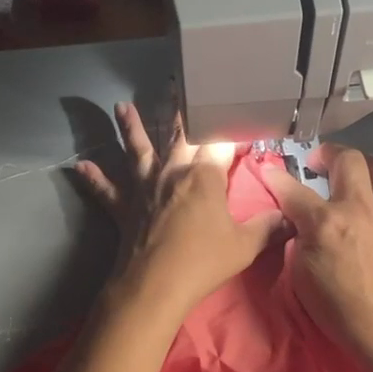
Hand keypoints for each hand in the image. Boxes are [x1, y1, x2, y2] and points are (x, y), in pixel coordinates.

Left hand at [74, 102, 283, 317]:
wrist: (154, 286)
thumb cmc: (202, 262)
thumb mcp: (245, 246)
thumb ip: (269, 228)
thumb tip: (292, 219)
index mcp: (204, 176)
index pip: (221, 142)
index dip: (232, 130)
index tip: (240, 116)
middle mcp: (172, 172)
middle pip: (177, 135)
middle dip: (179, 110)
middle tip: (175, 84)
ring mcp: (144, 189)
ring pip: (137, 151)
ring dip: (130, 128)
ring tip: (121, 106)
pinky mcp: (124, 209)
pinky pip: (107, 191)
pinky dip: (95, 179)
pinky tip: (80, 167)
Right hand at [263, 147, 372, 358]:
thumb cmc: (337, 309)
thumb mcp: (301, 275)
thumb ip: (300, 241)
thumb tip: (302, 225)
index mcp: (325, 221)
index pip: (293, 191)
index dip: (276, 179)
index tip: (267, 171)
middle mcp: (360, 208)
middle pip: (349, 160)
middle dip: (330, 154)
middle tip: (319, 163)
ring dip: (369, 164)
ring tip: (358, 171)